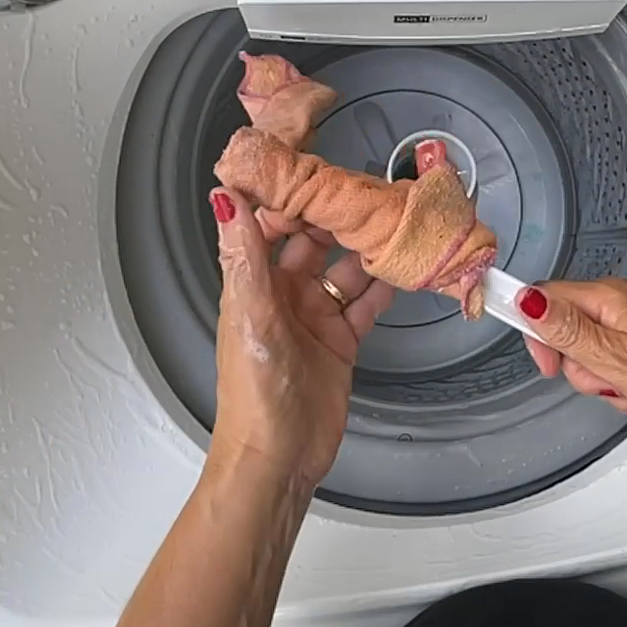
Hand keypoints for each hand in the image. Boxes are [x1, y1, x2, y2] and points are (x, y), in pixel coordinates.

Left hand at [208, 187, 392, 485]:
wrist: (280, 458)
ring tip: (393, 226)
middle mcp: (284, 295)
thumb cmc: (255, 397)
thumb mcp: (250, 318)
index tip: (315, 168)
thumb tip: (224, 199)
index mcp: (255, 285)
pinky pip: (365, 303)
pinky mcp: (341, 339)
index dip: (292, 198)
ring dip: (366, 251)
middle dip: (338, 218)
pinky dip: (383, 288)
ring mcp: (315, 317)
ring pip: (345, 270)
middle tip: (369, 192)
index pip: (271, 226)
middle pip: (314, 243)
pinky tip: (402, 272)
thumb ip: (244, 257)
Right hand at [519, 277, 626, 432]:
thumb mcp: (619, 360)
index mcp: (608, 297)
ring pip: (586, 351)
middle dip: (576, 365)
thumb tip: (527, 299)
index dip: (534, 328)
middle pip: (563, 329)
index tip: (539, 358)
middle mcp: (617, 301)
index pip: (545, 297)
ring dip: (600, 379)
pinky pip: (609, 360)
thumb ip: (569, 331)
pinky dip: (618, 382)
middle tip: (604, 381)